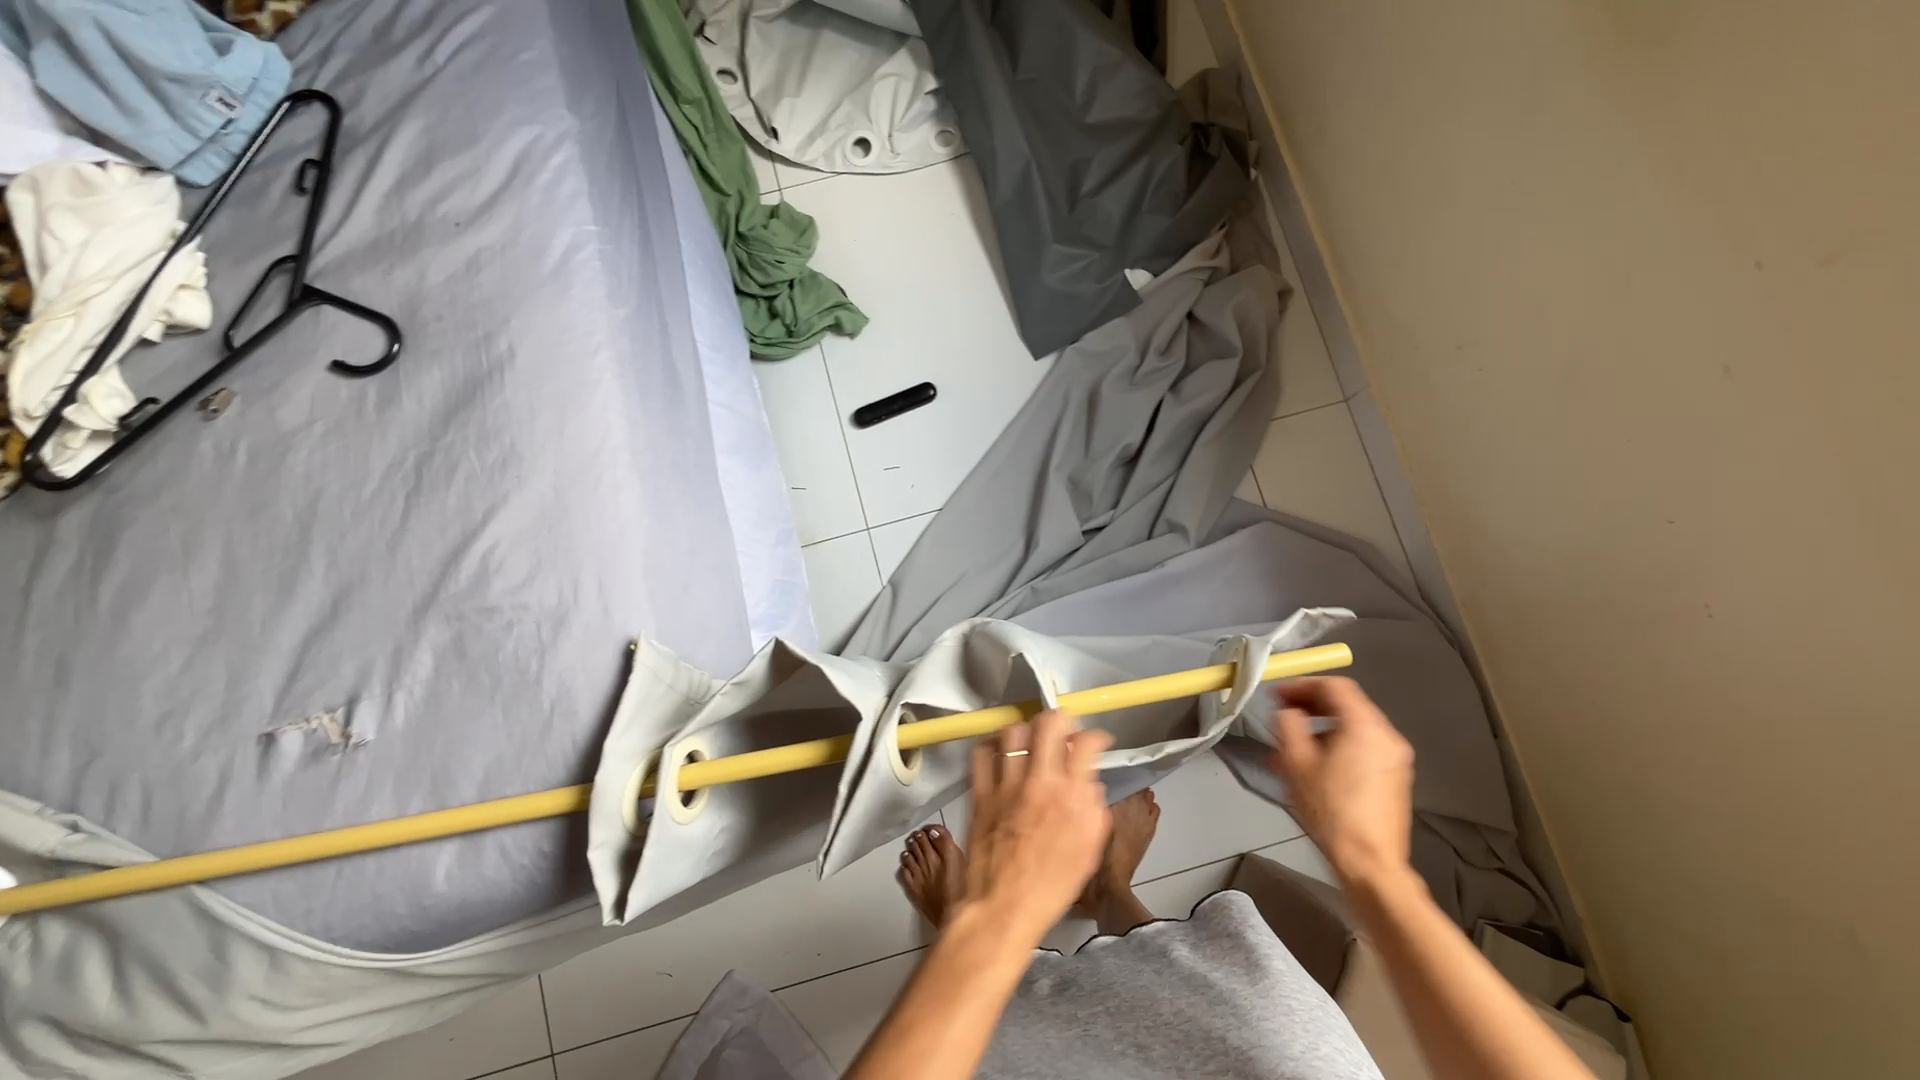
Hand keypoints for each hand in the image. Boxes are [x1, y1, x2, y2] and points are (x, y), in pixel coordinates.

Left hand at [961, 710, 1113, 942]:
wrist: (1003, 908)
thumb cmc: (1050, 887)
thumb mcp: (1089, 851)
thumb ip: (1094, 810)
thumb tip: (1089, 783)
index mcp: (1071, 797)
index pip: (1086, 743)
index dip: (1095, 736)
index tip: (1096, 742)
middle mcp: (1038, 783)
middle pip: (1048, 724)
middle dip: (1060, 719)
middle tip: (1063, 731)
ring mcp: (1005, 786)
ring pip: (1013, 731)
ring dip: (1026, 730)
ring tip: (1030, 740)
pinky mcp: (979, 794)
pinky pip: (980, 754)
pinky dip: (991, 747)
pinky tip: (999, 754)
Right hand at [1269, 676, 1414, 888]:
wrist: (1369, 862)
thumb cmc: (1330, 809)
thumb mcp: (1296, 762)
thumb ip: (1288, 725)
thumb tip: (1289, 713)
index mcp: (1365, 726)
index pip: (1334, 686)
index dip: (1302, 685)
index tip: (1278, 694)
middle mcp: (1387, 736)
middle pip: (1346, 707)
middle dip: (1310, 708)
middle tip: (1281, 716)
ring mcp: (1395, 759)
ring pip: (1352, 731)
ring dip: (1319, 731)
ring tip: (1289, 750)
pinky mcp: (1394, 780)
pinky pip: (1362, 750)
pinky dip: (1336, 748)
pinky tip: (1312, 770)